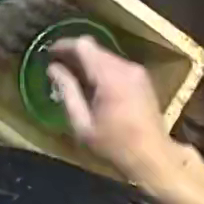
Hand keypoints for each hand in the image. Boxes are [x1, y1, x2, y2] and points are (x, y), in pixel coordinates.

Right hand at [47, 37, 177, 180]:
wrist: (154, 158)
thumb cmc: (115, 146)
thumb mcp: (83, 124)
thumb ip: (67, 92)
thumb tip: (53, 68)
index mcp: (109, 76)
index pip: (83, 45)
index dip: (64, 45)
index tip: (49, 54)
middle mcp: (125, 67)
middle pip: (94, 49)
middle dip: (74, 55)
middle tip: (57, 69)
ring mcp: (136, 71)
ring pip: (105, 56)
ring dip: (88, 63)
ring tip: (74, 80)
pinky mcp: (142, 78)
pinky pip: (116, 65)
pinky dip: (102, 70)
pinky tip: (94, 87)